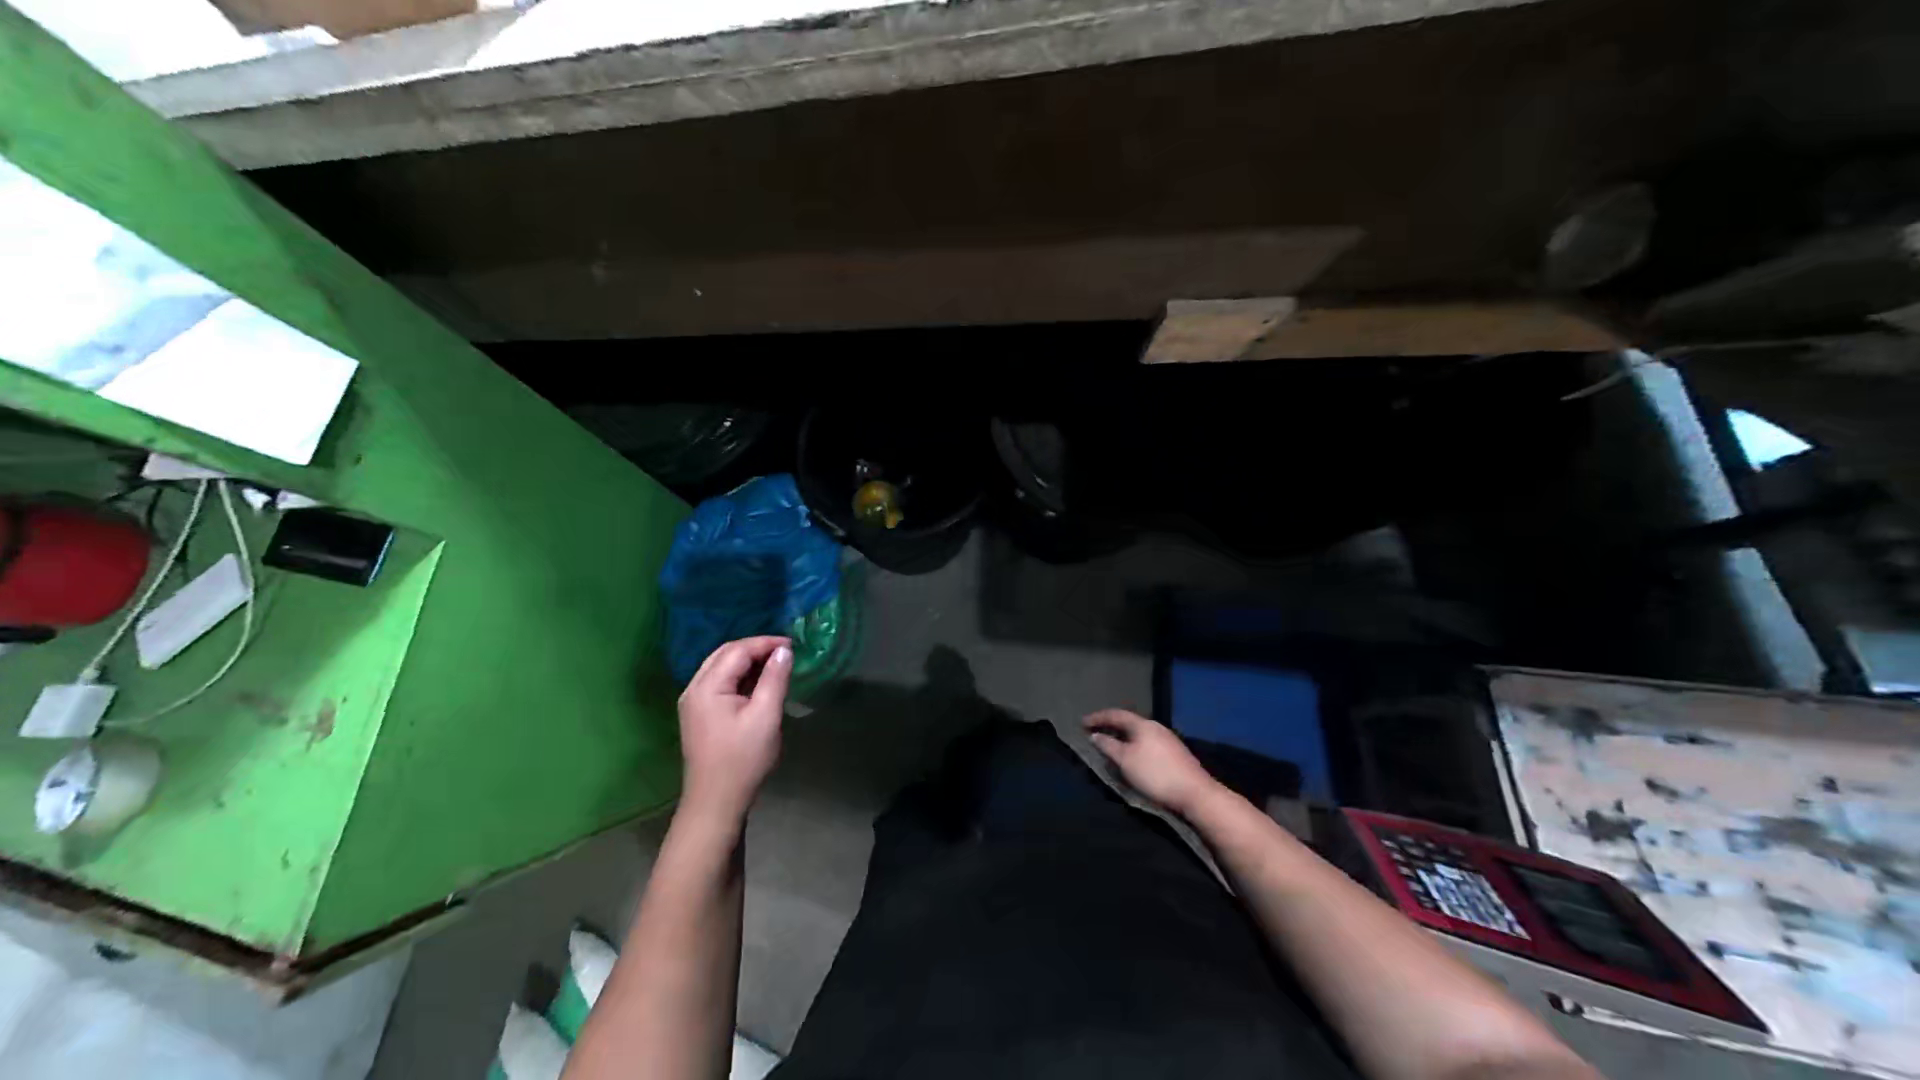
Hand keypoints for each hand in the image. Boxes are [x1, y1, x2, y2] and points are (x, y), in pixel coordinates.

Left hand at [677, 636, 792, 821]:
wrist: (716, 801)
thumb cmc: (743, 758)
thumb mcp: (765, 715)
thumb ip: (775, 678)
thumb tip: (784, 651)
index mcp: (707, 686)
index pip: (737, 650)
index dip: (766, 643)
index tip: (793, 645)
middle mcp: (694, 688)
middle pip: (725, 654)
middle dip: (756, 648)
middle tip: (785, 653)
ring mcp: (693, 702)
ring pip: (721, 667)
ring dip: (748, 661)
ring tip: (776, 665)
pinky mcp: (699, 715)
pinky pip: (719, 683)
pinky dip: (740, 676)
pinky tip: (759, 684)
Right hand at [1083, 709, 1224, 817]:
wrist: (1195, 793)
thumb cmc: (1155, 774)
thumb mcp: (1125, 760)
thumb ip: (1108, 746)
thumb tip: (1095, 735)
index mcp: (1143, 724)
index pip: (1116, 714)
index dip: (1097, 718)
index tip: (1082, 723)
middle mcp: (1156, 727)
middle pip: (1128, 722)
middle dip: (1110, 727)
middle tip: (1095, 732)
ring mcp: (1168, 740)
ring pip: (1139, 734)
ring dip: (1123, 738)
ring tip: (1111, 746)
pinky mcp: (1175, 754)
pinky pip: (1147, 743)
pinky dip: (1134, 746)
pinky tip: (1132, 757)